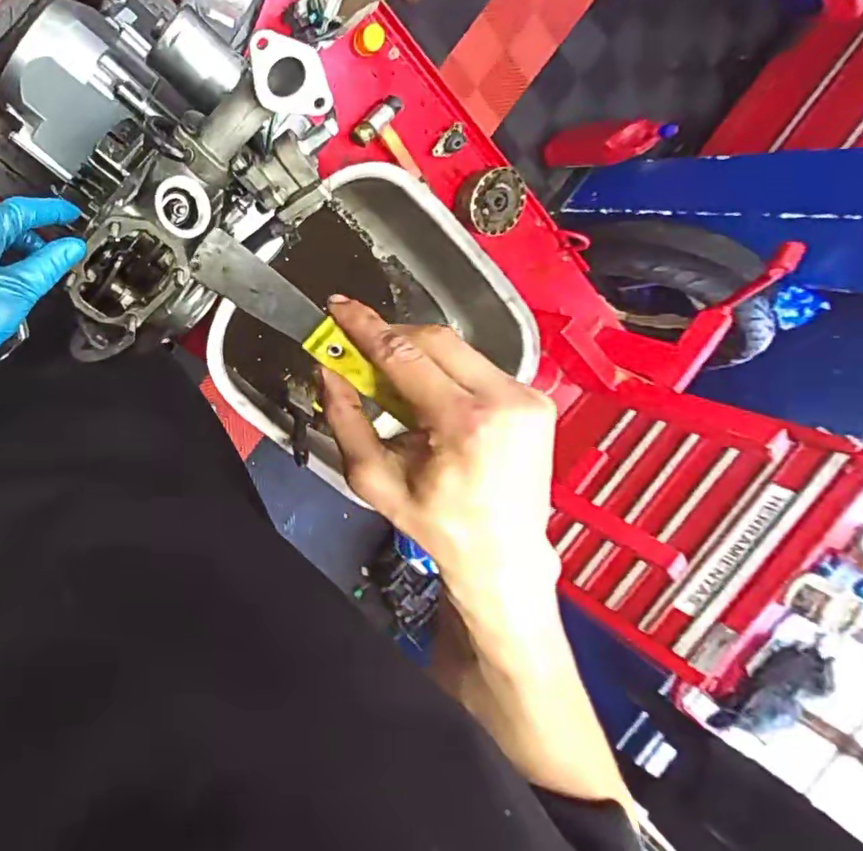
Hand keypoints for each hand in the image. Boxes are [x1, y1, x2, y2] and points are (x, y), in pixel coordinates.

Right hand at [318, 296, 560, 630]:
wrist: (504, 554)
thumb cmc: (440, 525)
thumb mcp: (374, 479)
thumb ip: (345, 419)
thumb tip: (329, 372)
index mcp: (466, 424)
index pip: (404, 354)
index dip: (364, 327)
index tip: (339, 308)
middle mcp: (506, 401)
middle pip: (433, 338)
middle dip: (387, 333)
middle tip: (354, 340)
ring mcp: (527, 398)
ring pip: (456, 346)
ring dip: (414, 351)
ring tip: (388, 375)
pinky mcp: (534, 398)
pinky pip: (475, 363)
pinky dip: (441, 367)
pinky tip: (424, 391)